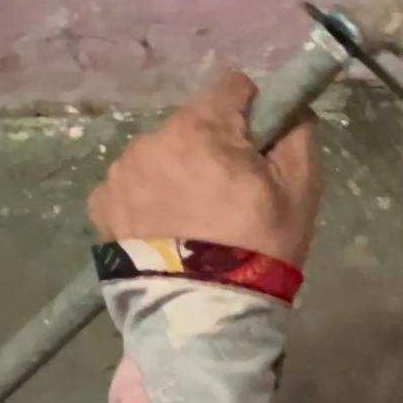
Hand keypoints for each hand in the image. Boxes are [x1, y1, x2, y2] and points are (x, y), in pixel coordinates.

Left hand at [89, 70, 323, 265]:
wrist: (203, 316)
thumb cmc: (258, 246)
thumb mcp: (301, 190)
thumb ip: (299, 134)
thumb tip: (293, 109)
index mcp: (202, 127)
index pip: (232, 86)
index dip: (253, 110)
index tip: (259, 144)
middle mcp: (153, 139)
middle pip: (194, 122)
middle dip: (213, 145)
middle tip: (230, 192)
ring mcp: (121, 173)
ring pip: (161, 152)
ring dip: (177, 169)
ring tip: (194, 217)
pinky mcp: (101, 205)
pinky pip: (131, 184)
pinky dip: (147, 197)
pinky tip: (165, 229)